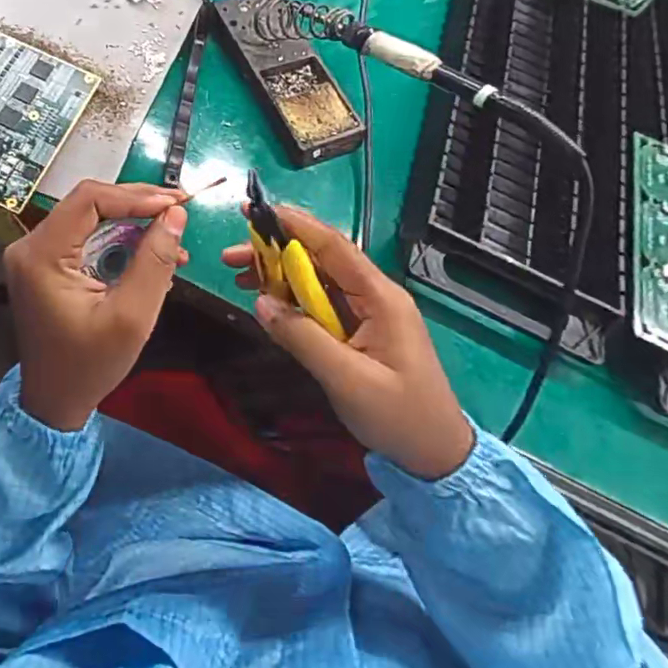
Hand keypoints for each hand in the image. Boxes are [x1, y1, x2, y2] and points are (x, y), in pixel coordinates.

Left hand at [4, 181, 188, 430]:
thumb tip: (175, 215)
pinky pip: (82, 237)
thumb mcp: (131, 317)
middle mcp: (29, 246)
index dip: (134, 196)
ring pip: (87, 218)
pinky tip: (148, 253)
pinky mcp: (42, 264)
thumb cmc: (89, 365)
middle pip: (86, 203)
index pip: (88, 200)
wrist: (53, 399)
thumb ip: (155, 262)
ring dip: (130, 223)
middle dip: (136, 204)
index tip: (175, 204)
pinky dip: (116, 240)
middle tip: (179, 210)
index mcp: (41, 255)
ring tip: (172, 238)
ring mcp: (33, 254)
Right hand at [221, 207, 473, 479]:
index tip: (255, 212)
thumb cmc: (399, 416)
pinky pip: (316, 302)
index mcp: (380, 298)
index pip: (333, 246)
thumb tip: (260, 302)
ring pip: (313, 278)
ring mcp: (364, 312)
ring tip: (237, 275)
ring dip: (276, 273)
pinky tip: (263, 299)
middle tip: (231, 256)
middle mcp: (372, 296)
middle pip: (318, 258)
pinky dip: (287, 296)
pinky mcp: (355, 330)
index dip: (294, 224)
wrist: (436, 455)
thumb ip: (302, 337)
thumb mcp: (347, 379)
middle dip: (274, 250)